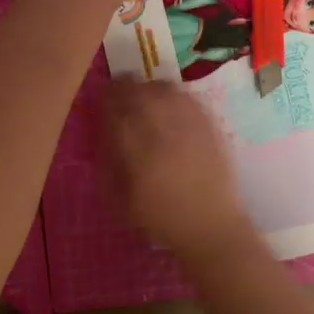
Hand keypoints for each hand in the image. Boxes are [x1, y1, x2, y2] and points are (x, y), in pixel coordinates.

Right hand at [102, 78, 256, 259]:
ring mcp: (191, 130)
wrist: (211, 228)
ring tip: (143, 89)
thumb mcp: (123, 203)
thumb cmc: (162, 220)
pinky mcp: (211, 129)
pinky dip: (175, 92)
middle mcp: (165, 137)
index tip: (101, 94)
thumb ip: (109, 167)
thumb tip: (102, 136)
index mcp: (139, 157)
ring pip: (166, 91)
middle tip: (118, 85)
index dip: (107, 99)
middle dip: (126, 86)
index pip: (117, 114)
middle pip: (141, 95)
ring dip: (150, 85)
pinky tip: (169, 96)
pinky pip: (190, 99)